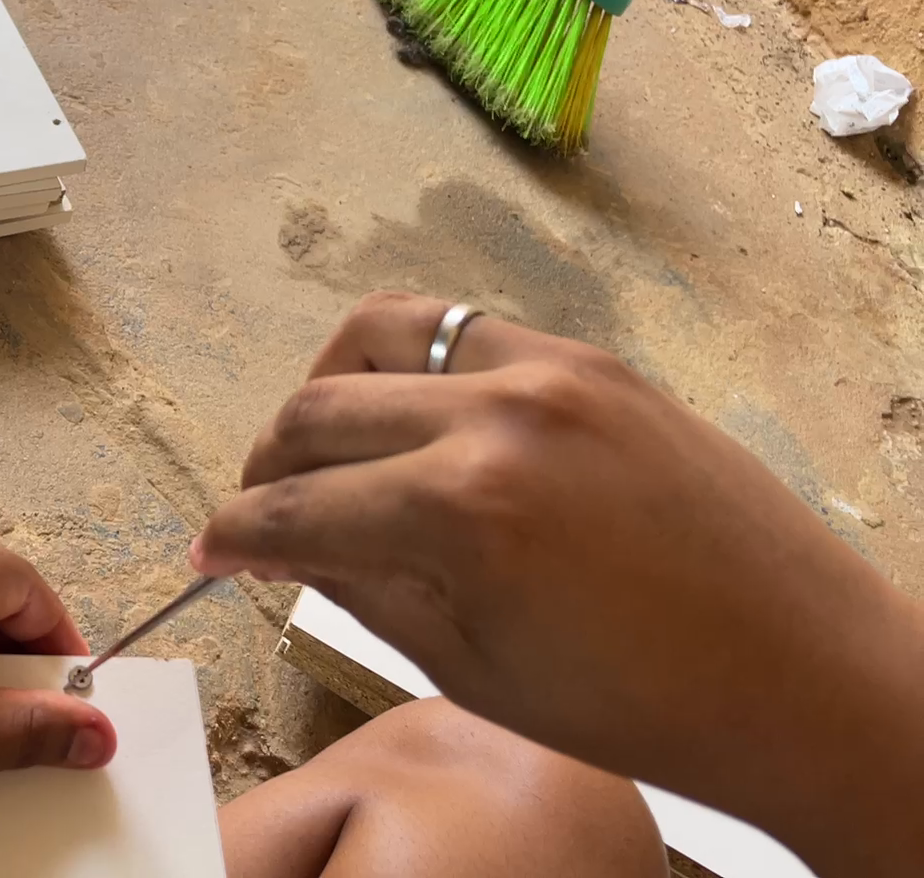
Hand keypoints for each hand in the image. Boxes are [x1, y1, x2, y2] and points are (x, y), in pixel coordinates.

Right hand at [193, 292, 923, 875]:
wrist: (824, 680)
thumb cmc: (631, 703)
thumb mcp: (455, 661)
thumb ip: (342, 579)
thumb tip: (269, 537)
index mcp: (465, 514)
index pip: (297, 509)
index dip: (233, 534)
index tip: (207, 553)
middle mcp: (494, 416)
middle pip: (311, 414)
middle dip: (262, 469)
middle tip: (262, 510)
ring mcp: (544, 368)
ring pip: (365, 335)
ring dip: (319, 393)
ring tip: (326, 445)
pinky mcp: (580, 354)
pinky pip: (446, 327)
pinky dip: (392, 362)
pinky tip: (399, 411)